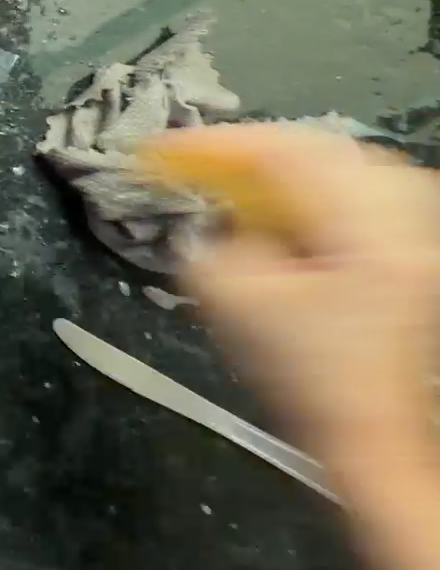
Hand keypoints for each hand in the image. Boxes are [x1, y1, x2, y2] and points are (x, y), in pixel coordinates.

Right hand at [142, 125, 439, 473]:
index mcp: (363, 237)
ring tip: (235, 171)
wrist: (358, 425)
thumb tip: (220, 208)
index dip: (213, 144)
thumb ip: (214, 233)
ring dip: (287, 159)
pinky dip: (313, 183)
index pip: (286, 157)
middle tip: (195, 156)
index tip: (156, 150)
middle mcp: (404, 230)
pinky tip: (279, 199)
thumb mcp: (225, 292)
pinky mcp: (404, 256)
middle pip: (330, 150)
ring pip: (356, 166)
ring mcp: (414, 243)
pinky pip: (364, 193)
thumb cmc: (290, 365)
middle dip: (251, 144)